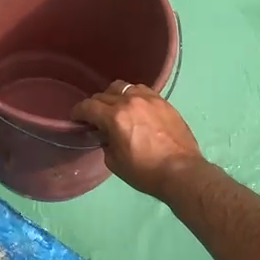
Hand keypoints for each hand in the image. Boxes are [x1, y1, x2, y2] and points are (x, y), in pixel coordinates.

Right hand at [71, 80, 207, 201]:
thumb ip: (105, 142)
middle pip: (103, 95)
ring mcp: (148, 99)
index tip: (76, 118)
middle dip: (95, 105)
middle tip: (96, 117)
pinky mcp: (163, 101)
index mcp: (114, 117)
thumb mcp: (115, 162)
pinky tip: (136, 107)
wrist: (183, 172)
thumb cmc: (146, 172)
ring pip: (123, 87)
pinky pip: (141, 90)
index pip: (88, 106)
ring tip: (117, 108)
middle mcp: (129, 102)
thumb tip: (105, 134)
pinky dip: (133, 96)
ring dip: (115, 96)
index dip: (78, 112)